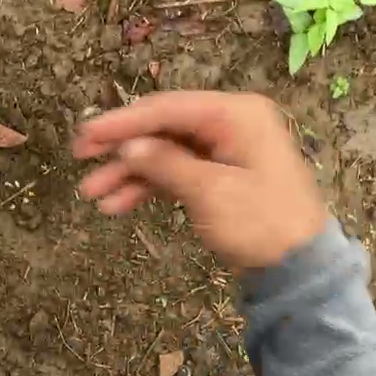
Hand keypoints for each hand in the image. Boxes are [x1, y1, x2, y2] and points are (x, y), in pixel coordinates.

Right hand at [72, 91, 327, 269]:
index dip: (121, 122)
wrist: (296, 265)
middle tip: (80, 158)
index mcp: (234, 114)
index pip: (166, 109)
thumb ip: (166, 164)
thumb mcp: (210, 192)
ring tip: (93, 194)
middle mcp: (228, 124)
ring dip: (128, 173)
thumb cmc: (259, 223)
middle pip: (162, 128)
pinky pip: (175, 174)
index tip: (85, 134)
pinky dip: (147, 188)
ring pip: (164, 154)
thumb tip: (128, 146)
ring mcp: (223, 151)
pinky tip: (117, 205)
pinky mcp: (218, 177)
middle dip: (120, 147)